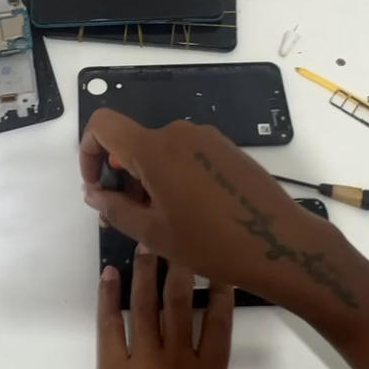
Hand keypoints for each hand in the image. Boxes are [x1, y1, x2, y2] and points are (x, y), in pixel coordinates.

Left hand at [38, 255, 326, 368]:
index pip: (218, 324)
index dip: (221, 289)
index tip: (224, 259)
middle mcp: (174, 365)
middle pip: (178, 303)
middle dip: (181, 264)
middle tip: (181, 228)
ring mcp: (138, 367)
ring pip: (143, 307)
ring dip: (145, 271)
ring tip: (146, 239)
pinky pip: (107, 328)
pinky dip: (107, 299)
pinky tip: (108, 275)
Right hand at [79, 110, 366, 316]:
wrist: (279, 243)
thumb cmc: (212, 242)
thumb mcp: (153, 233)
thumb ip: (115, 208)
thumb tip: (93, 193)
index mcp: (155, 149)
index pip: (103, 125)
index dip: (89, 150)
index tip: (97, 185)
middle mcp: (180, 133)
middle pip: (134, 141)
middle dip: (122, 174)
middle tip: (130, 215)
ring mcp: (207, 138)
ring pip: (161, 149)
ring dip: (150, 178)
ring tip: (164, 220)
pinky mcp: (227, 148)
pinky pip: (187, 153)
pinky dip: (175, 175)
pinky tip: (191, 211)